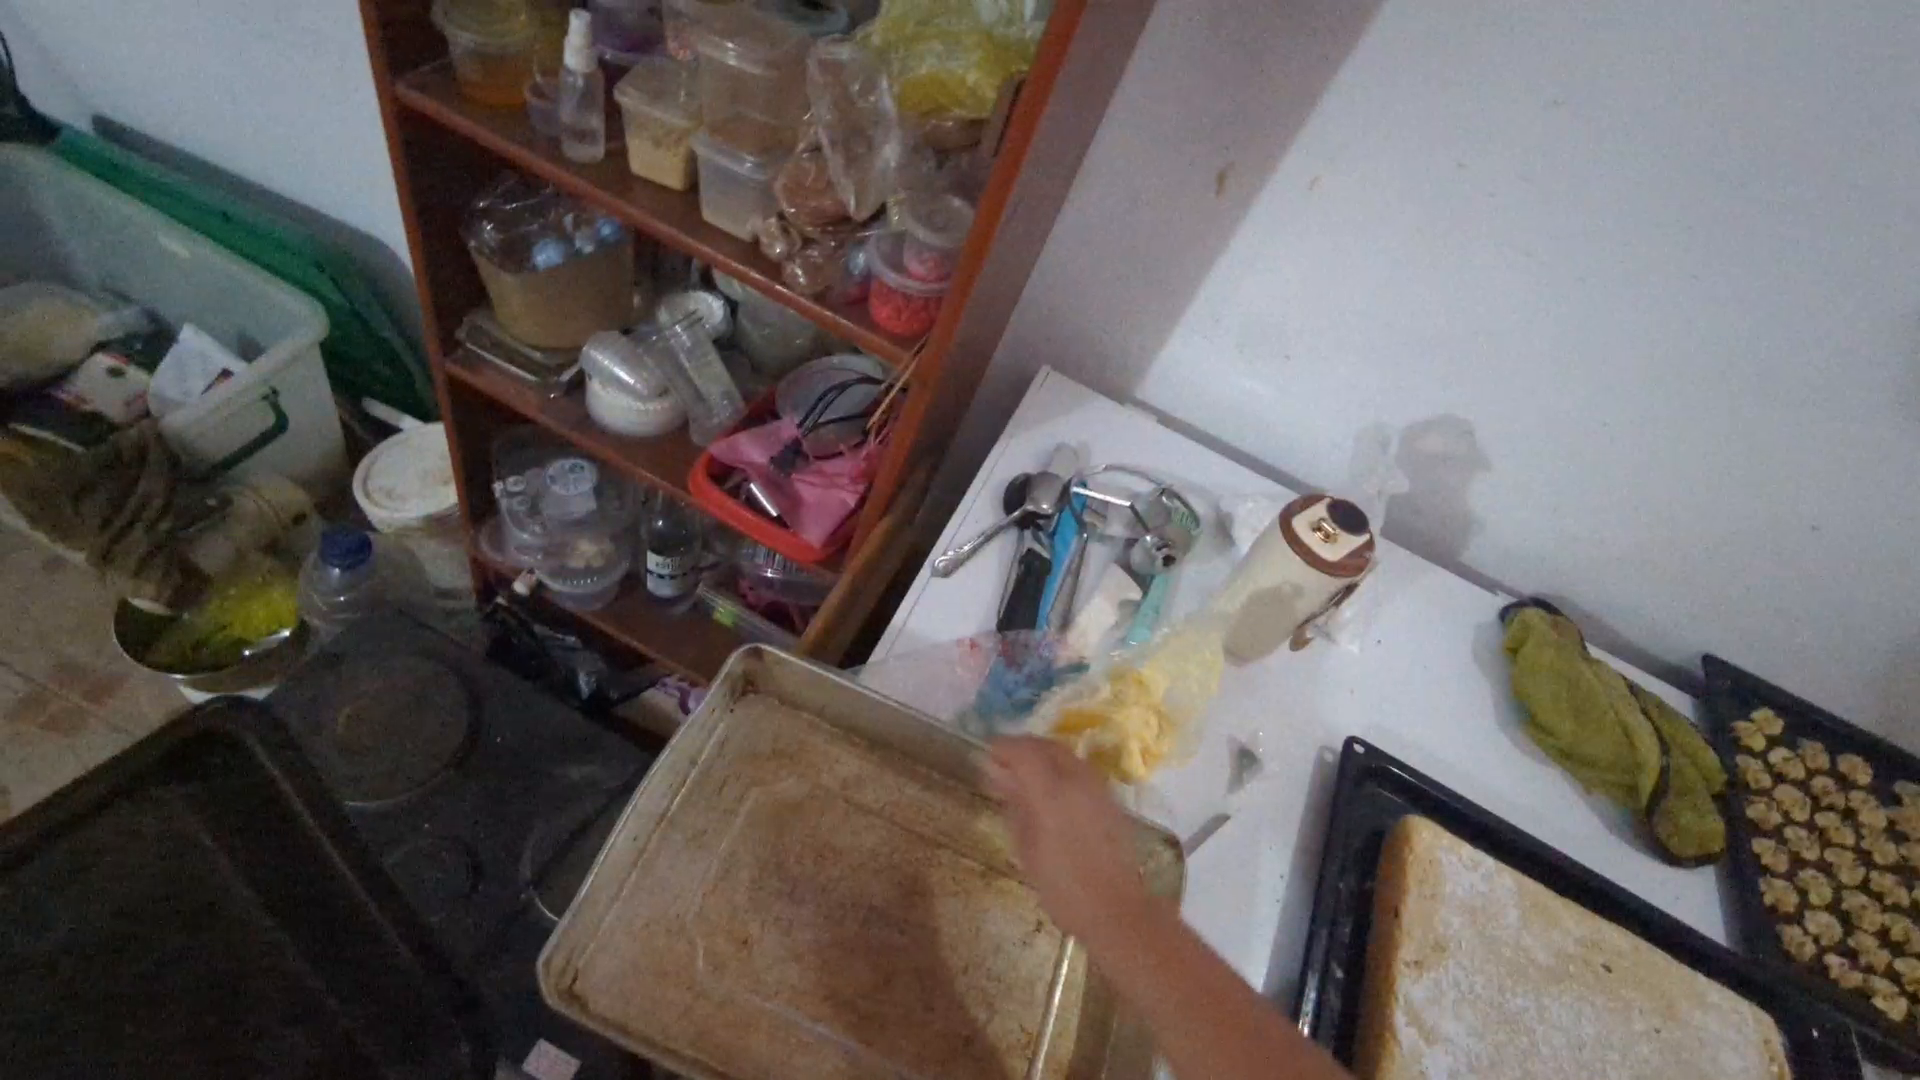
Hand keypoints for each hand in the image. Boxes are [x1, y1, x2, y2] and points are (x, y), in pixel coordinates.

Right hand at [984, 736, 1156, 942]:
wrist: (1116, 909)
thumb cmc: (1062, 887)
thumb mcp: (1026, 848)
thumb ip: (1014, 804)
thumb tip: (997, 773)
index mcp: (1051, 792)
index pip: (1023, 751)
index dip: (1003, 747)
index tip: (987, 754)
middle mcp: (1077, 780)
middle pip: (1046, 745)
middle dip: (1023, 747)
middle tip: (1003, 762)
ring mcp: (1097, 786)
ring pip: (1066, 754)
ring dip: (1043, 755)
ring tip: (1025, 775)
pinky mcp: (1110, 797)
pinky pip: (1080, 769)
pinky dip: (1060, 768)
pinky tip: (1052, 789)